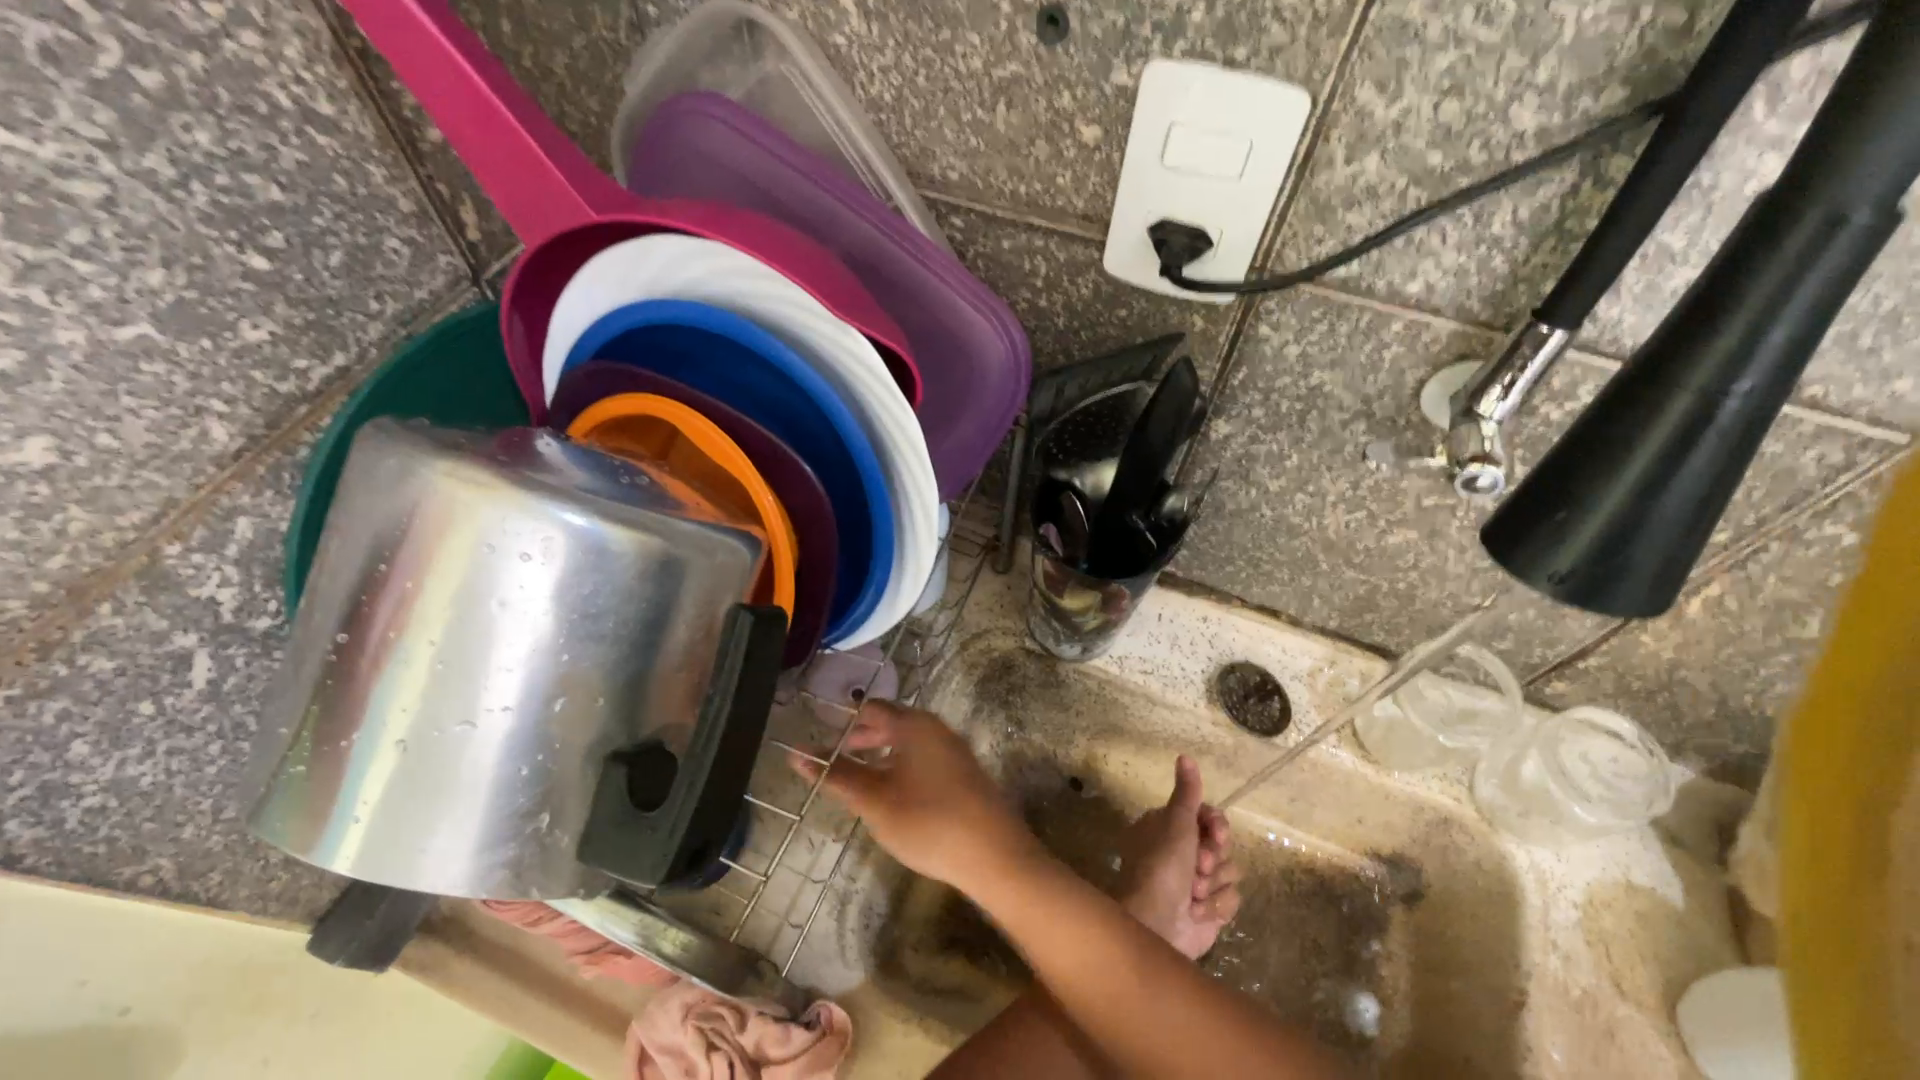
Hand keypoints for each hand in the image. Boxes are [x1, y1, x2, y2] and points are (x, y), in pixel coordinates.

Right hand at [790, 700, 1042, 889]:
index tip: (818, 741)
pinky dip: (901, 768)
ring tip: (858, 782)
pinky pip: (924, 759)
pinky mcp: (965, 775)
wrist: (995, 856)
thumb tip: (796, 754)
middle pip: (891, 723)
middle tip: (833, 763)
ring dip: (880, 756)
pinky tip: (893, 797)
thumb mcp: (874, 801)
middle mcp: (937, 729)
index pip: (870, 709)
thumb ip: (837, 775)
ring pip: (908, 743)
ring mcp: (954, 751)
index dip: (841, 722)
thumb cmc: (928, 822)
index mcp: (914, 725)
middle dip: (860, 740)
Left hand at [1117, 756, 1243, 959]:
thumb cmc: (1162, 867)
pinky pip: (1230, 898)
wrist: (1158, 923)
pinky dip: (1216, 905)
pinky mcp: (1209, 909)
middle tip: (1199, 866)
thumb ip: (1187, 792)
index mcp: (1167, 829)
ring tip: (1193, 893)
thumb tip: (1185, 756)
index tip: (1216, 832)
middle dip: (1214, 856)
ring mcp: (1196, 883)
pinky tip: (1198, 912)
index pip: (1207, 816)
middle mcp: (1181, 854)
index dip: (1216, 825)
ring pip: (1230, 871)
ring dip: (1213, 883)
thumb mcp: (1176, 822)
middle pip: (1222, 843)